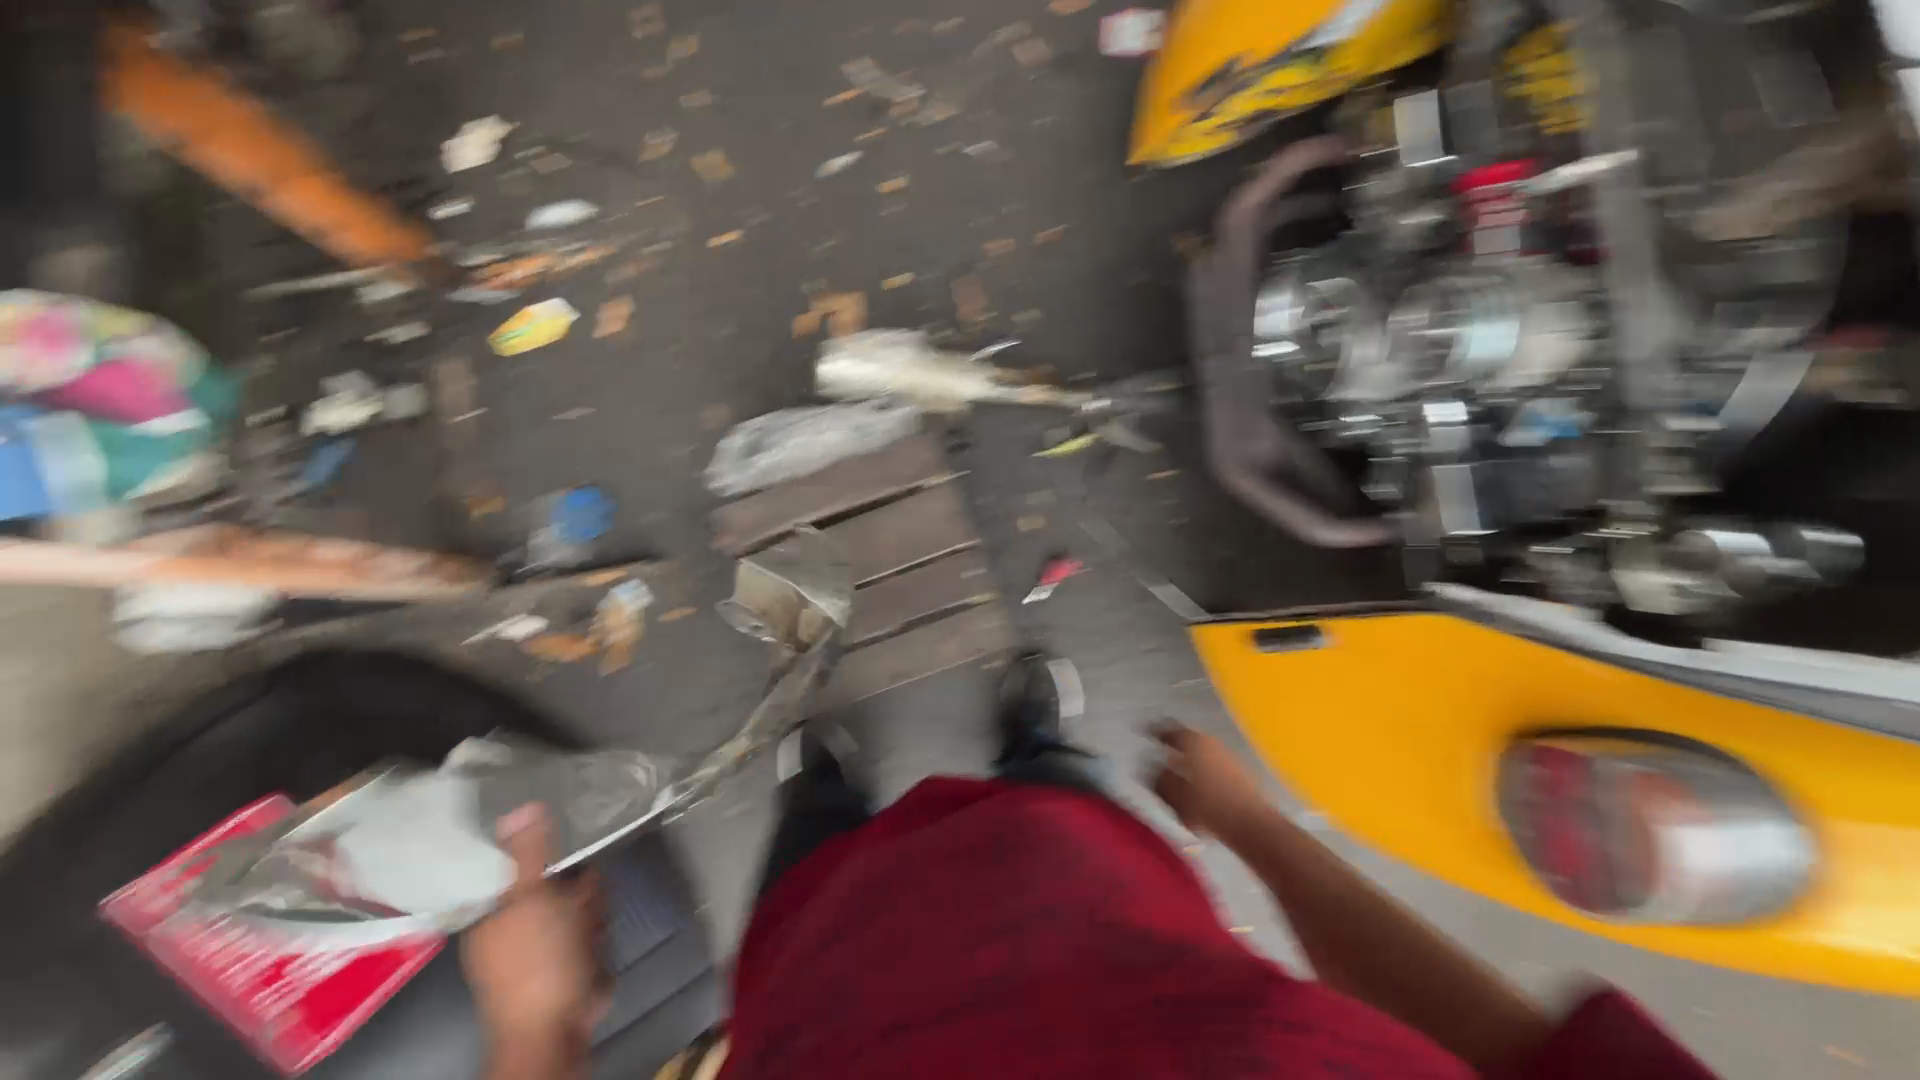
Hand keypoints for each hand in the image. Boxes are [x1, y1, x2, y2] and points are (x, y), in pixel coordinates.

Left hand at [460, 804, 606, 1054]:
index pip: (527, 869)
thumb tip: (521, 805)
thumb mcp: (530, 898)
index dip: (552, 868)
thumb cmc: (535, 962)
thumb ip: (529, 853)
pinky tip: (594, 949)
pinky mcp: (571, 961)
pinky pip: (590, 930)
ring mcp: (544, 948)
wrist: (557, 1027)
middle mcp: (516, 929)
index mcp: (494, 915)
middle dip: (578, 895)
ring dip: (591, 915)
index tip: (567, 872)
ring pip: (579, 906)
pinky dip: (596, 936)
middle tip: (579, 911)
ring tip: (588, 936)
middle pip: (558, 886)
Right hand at [1150, 723, 1270, 841]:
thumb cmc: (1208, 807)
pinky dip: (1205, 777)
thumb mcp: (1176, 796)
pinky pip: (1215, 770)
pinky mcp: (1242, 776)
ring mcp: (1230, 759)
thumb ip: (1161, 781)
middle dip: (1176, 751)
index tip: (1146, 732)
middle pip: (1189, 743)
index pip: (1171, 731)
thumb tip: (1153, 772)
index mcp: (1195, 743)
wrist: (1253, 825)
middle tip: (1162, 759)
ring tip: (1180, 781)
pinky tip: (1200, 794)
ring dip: (1191, 766)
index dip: (1157, 732)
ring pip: (1204, 757)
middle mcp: (1213, 744)